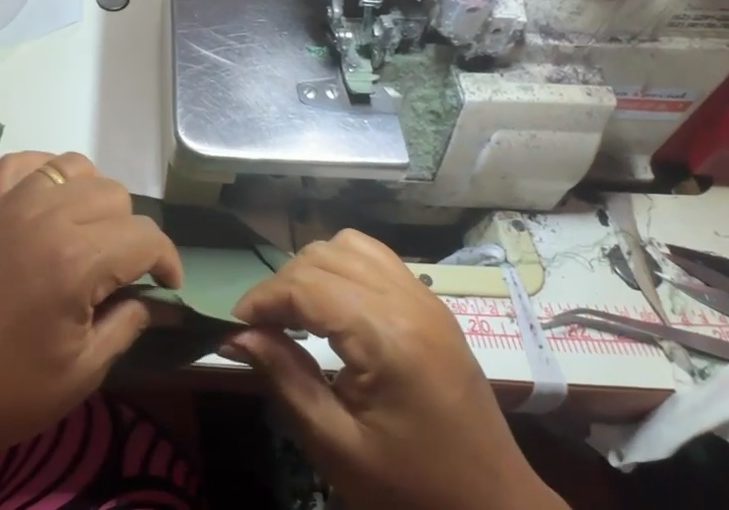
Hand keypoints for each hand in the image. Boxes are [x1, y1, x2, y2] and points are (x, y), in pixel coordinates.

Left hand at [0, 151, 183, 473]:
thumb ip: (128, 321)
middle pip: (115, 194)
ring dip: (94, 197)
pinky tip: (50, 204)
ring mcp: (9, 206)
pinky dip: (45, 173)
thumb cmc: (8, 393)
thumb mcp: (84, 370)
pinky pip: (22, 163)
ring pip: (75, 167)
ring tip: (90, 237)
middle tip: (124, 275)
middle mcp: (46, 217)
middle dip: (132, 232)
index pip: (146, 235)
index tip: (167, 289)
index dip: (167, 261)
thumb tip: (157, 299)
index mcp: (76, 260)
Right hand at [226, 230, 563, 509]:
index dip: (261, 300)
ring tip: (295, 313)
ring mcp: (426, 298)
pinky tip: (332, 307)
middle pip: (324, 256)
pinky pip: (376, 258)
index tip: (235, 328)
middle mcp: (409, 301)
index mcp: (388, 337)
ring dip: (312, 269)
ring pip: (349, 245)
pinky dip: (342, 268)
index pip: (306, 286)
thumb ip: (284, 379)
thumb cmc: (411, 487)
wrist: (493, 508)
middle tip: (262, 328)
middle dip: (283, 284)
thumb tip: (237, 335)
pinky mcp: (432, 306)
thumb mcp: (336, 444)